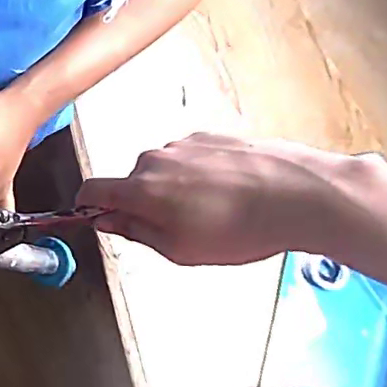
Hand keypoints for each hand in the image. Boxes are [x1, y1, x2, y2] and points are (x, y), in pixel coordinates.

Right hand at [75, 133, 367, 264]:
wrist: (299, 194)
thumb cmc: (242, 228)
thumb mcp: (180, 250)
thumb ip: (135, 232)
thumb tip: (108, 221)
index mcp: (141, 188)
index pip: (92, 190)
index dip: (87, 207)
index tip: (95, 217)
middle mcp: (156, 158)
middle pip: (130, 182)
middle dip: (143, 204)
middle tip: (176, 230)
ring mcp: (184, 144)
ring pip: (162, 170)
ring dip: (174, 190)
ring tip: (214, 213)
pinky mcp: (211, 136)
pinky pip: (190, 159)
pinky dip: (198, 177)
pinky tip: (229, 195)